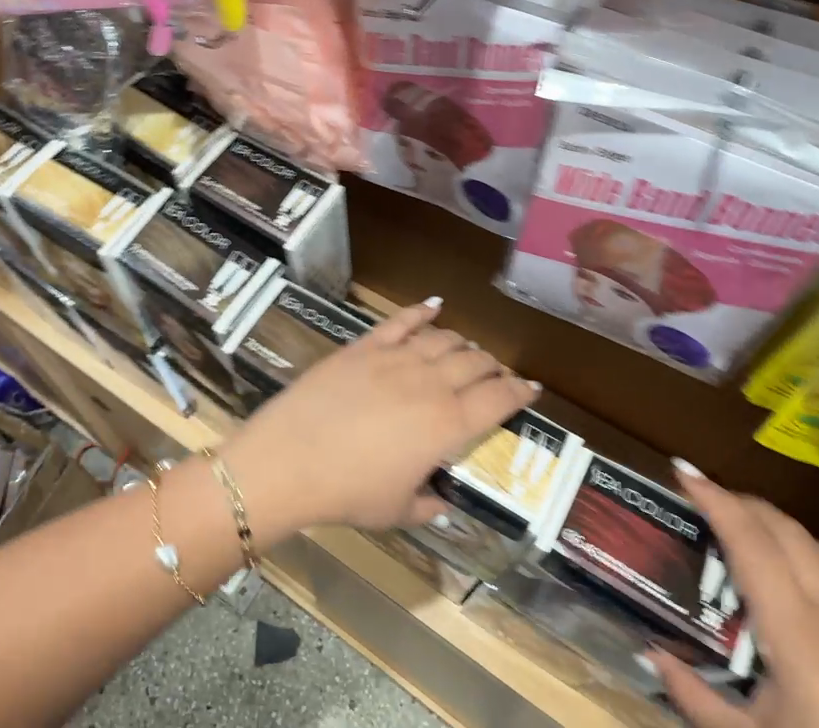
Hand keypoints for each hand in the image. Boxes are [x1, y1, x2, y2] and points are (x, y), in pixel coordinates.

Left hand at [220, 299, 538, 541]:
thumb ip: (428, 506)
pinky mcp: (363, 347)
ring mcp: (395, 359)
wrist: (289, 461)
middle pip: (475, 363)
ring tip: (467, 350)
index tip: (529, 389)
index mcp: (448, 425)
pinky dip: (421, 311)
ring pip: (443, 340)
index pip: (499, 399)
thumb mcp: (397, 511)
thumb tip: (443, 503)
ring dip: (462, 344)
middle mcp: (431, 384)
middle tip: (496, 374)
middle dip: (493, 367)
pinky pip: (399, 322)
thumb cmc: (347, 493)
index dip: (519, 392)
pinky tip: (433, 306)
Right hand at [646, 468, 818, 727]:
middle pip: (786, 531)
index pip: (750, 542)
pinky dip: (804, 554)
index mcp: (796, 631)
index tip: (683, 471)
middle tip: (701, 496)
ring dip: (774, 524)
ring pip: (818, 547)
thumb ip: (696, 698)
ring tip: (740, 527)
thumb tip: (649, 656)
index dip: (715, 500)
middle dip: (741, 502)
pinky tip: (791, 578)